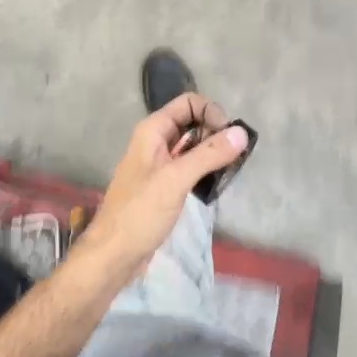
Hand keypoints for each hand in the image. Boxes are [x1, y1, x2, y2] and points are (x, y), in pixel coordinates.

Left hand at [77, 93, 248, 282]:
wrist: (114, 254)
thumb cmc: (141, 212)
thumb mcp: (176, 179)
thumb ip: (209, 154)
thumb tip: (242, 133)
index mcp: (153, 130)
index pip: (188, 103)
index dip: (211, 113)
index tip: (230, 137)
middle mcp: (155, 141)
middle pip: (192, 123)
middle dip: (215, 133)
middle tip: (235, 156)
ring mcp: (158, 165)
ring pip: (191, 146)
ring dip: (211, 152)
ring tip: (231, 170)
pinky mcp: (163, 186)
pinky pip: (188, 167)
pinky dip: (203, 170)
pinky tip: (216, 184)